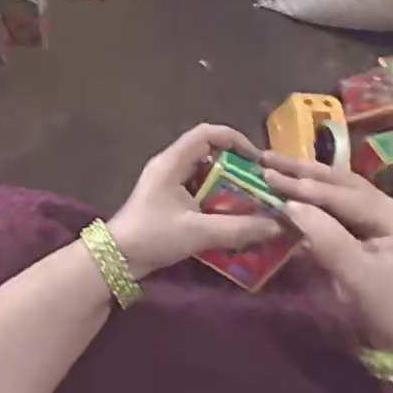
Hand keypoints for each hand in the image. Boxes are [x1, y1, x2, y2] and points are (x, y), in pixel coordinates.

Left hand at [105, 125, 283, 278]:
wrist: (116, 259)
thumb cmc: (153, 236)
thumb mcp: (199, 233)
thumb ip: (239, 229)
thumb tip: (277, 226)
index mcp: (172, 162)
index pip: (207, 133)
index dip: (235, 140)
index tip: (257, 160)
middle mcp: (169, 166)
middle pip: (208, 153)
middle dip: (236, 168)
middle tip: (258, 186)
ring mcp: (166, 184)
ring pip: (204, 175)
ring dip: (227, 187)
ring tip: (251, 204)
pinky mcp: (166, 201)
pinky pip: (197, 192)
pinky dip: (215, 201)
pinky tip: (231, 219)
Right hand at [260, 153, 392, 352]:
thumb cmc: (383, 306)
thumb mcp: (355, 275)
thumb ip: (325, 237)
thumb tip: (290, 205)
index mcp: (392, 217)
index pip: (342, 194)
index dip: (305, 185)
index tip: (269, 175)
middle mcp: (387, 209)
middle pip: (341, 182)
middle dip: (303, 170)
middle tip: (266, 157)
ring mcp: (376, 218)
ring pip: (338, 189)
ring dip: (306, 177)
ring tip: (275, 163)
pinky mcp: (364, 230)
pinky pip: (336, 205)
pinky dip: (312, 195)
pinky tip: (292, 187)